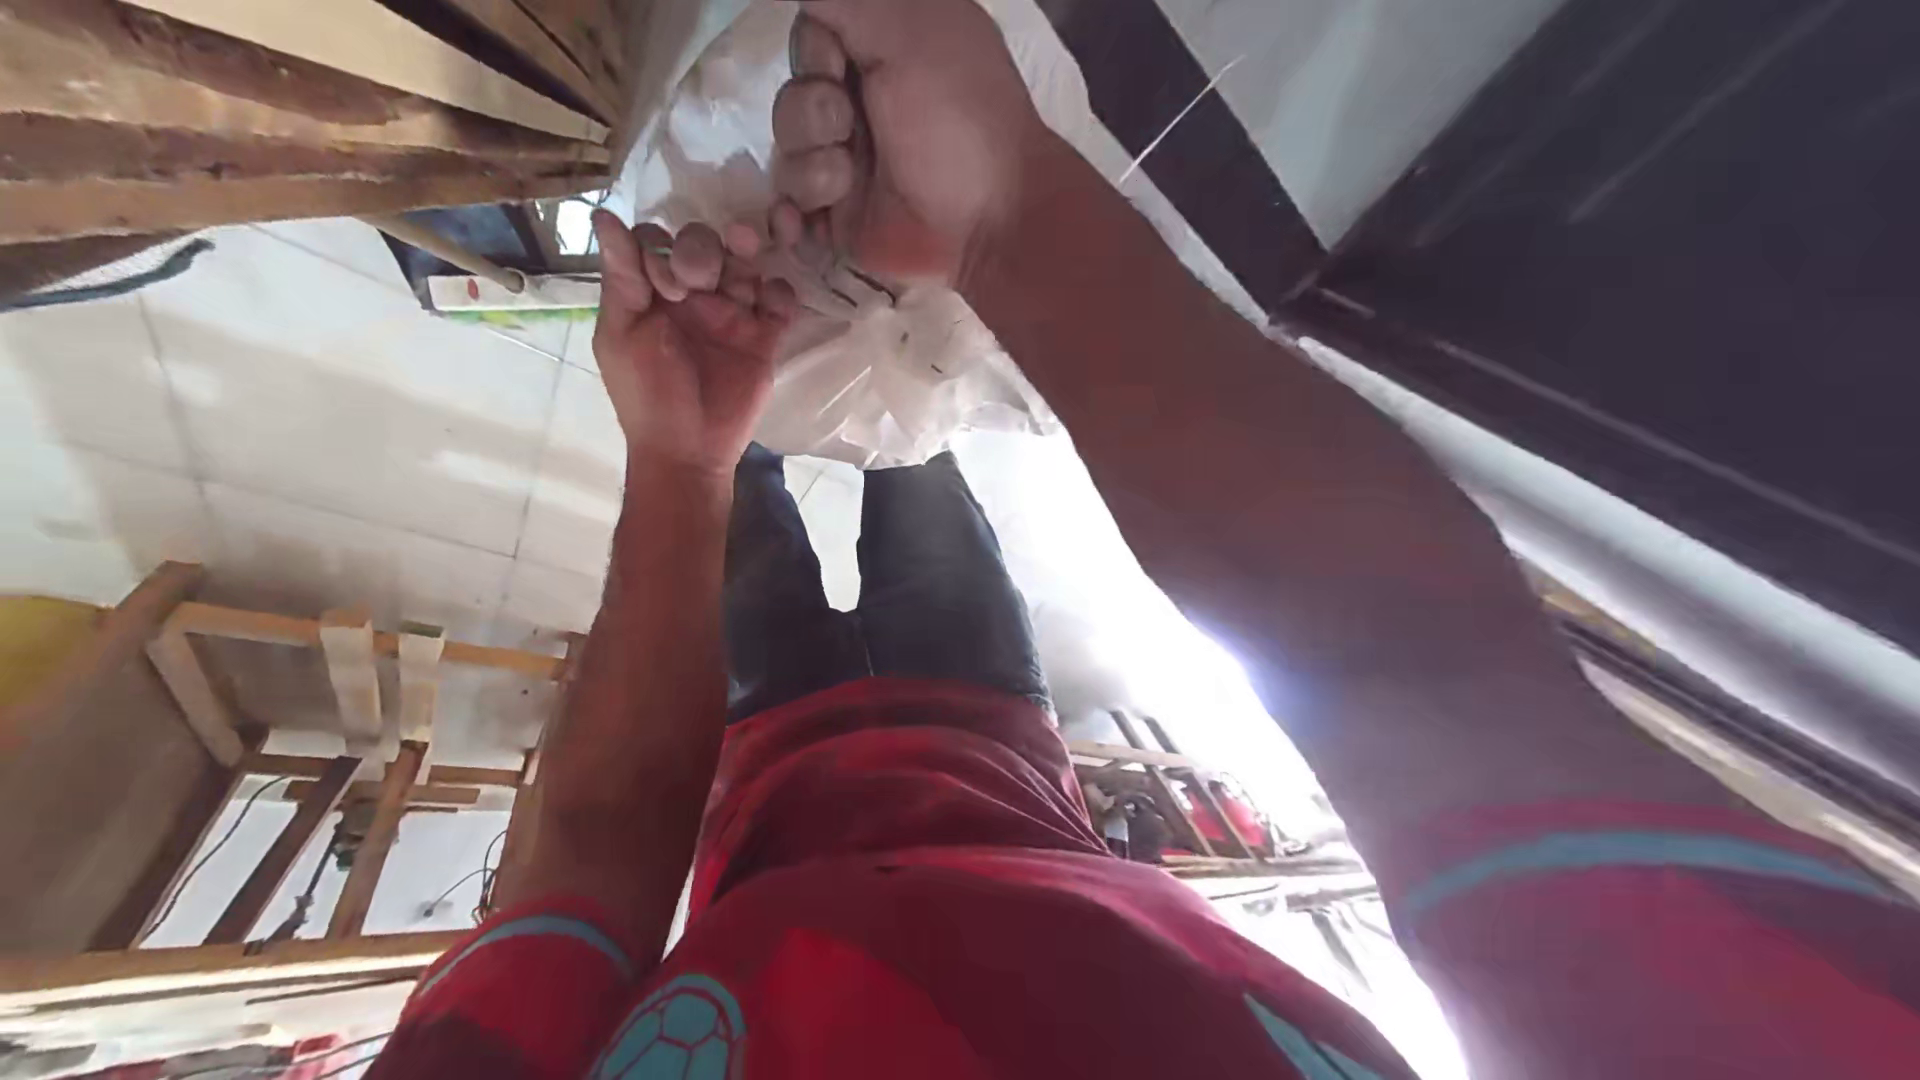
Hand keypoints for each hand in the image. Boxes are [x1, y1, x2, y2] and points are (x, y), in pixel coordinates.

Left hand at [591, 210, 796, 475]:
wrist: (689, 449)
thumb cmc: (648, 395)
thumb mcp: (623, 334)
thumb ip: (622, 278)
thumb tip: (602, 213)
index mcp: (653, 294)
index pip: (657, 243)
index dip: (661, 249)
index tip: (663, 286)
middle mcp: (694, 298)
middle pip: (704, 245)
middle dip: (703, 249)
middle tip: (698, 280)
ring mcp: (732, 317)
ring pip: (744, 266)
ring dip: (746, 254)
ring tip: (746, 259)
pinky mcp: (764, 339)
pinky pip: (779, 304)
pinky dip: (781, 293)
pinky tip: (772, 301)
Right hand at [770, 0, 1054, 287]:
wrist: (988, 220)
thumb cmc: (959, 119)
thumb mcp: (909, 27)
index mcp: (879, 59)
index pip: (810, 36)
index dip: (814, 50)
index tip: (840, 64)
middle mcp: (860, 111)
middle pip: (791, 97)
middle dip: (811, 111)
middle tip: (849, 125)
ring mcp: (848, 169)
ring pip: (787, 154)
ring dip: (813, 163)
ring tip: (848, 177)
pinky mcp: (842, 222)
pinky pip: (792, 210)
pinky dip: (794, 212)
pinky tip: (809, 216)